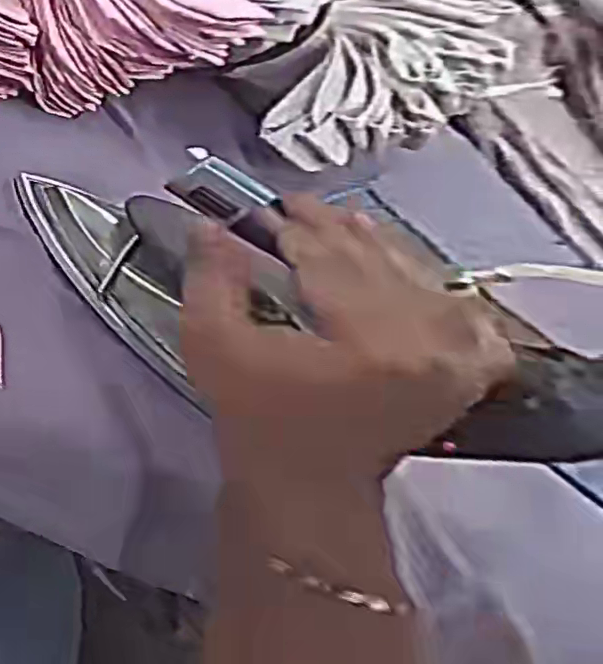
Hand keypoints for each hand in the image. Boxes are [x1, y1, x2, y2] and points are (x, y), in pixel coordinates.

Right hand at [181, 196, 512, 489]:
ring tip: (343, 221)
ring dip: (382, 248)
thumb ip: (212, 277)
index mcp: (369, 342)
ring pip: (425, 283)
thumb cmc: (249, 404)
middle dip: (333, 231)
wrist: (304, 471)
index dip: (293, 230)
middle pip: (381, 268)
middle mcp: (432, 348)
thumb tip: (209, 225)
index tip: (261, 207)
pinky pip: (466, 316)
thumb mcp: (209, 336)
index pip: (332, 264)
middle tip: (294, 204)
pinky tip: (411, 270)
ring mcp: (459, 364)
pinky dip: (438, 286)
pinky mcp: (466, 374)